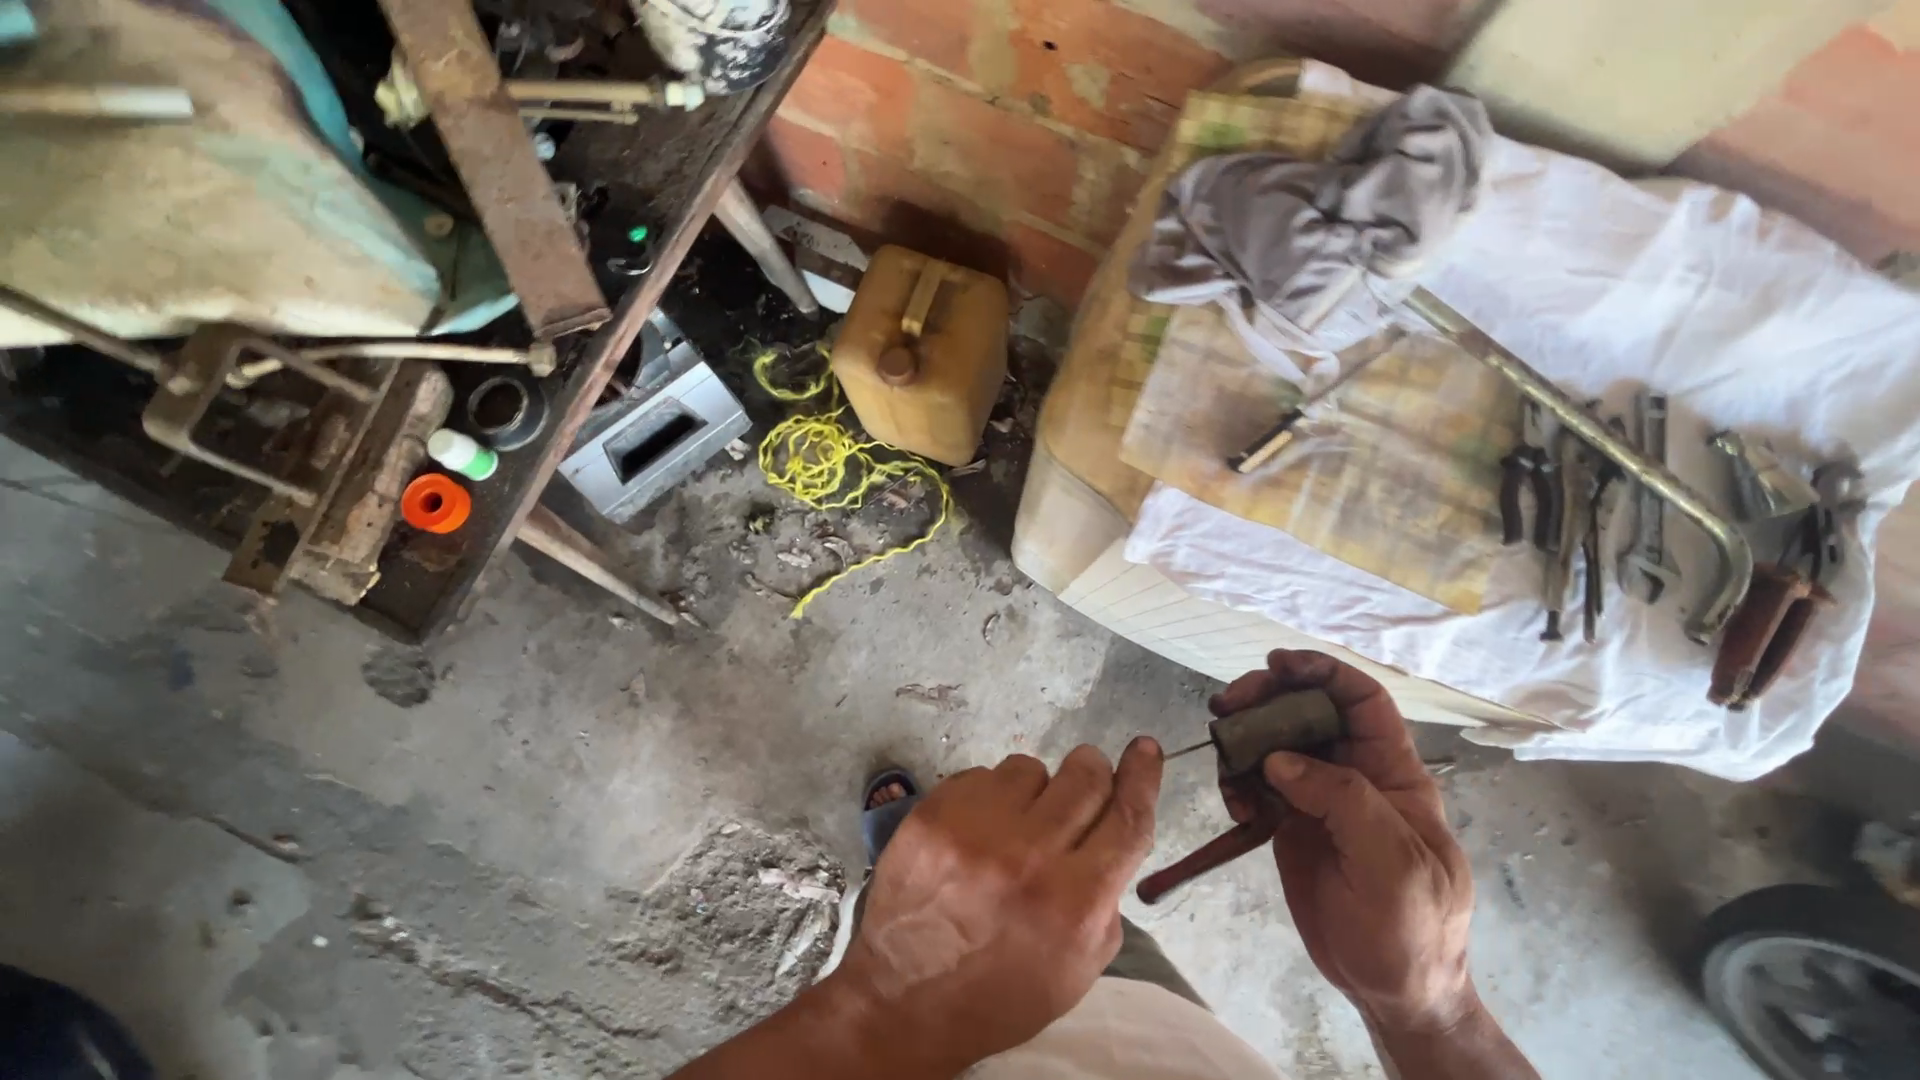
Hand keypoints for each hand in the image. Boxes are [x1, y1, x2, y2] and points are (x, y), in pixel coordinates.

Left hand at [827, 740, 1163, 1074]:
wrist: (906, 1000)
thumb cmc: (1003, 993)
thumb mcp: (1079, 966)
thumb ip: (1106, 896)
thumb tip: (1112, 833)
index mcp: (1076, 901)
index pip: (1127, 818)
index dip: (1143, 776)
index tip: (1146, 748)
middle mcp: (1030, 856)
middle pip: (1084, 775)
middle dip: (1092, 773)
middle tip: (1082, 787)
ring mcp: (975, 829)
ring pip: (1029, 768)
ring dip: (1034, 790)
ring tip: (1015, 825)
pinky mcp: (933, 814)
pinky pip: (979, 775)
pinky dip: (987, 797)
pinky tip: (976, 832)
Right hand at [1213, 650, 1475, 1035]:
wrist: (1393, 990)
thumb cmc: (1411, 928)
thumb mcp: (1392, 864)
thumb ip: (1343, 801)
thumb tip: (1279, 760)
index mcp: (1393, 774)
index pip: (1363, 702)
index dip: (1323, 672)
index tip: (1276, 663)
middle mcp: (1353, 775)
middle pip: (1306, 712)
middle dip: (1264, 699)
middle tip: (1225, 707)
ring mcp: (1318, 798)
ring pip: (1274, 743)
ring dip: (1242, 744)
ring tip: (1225, 769)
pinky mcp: (1290, 822)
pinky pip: (1255, 784)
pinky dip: (1237, 786)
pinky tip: (1237, 812)